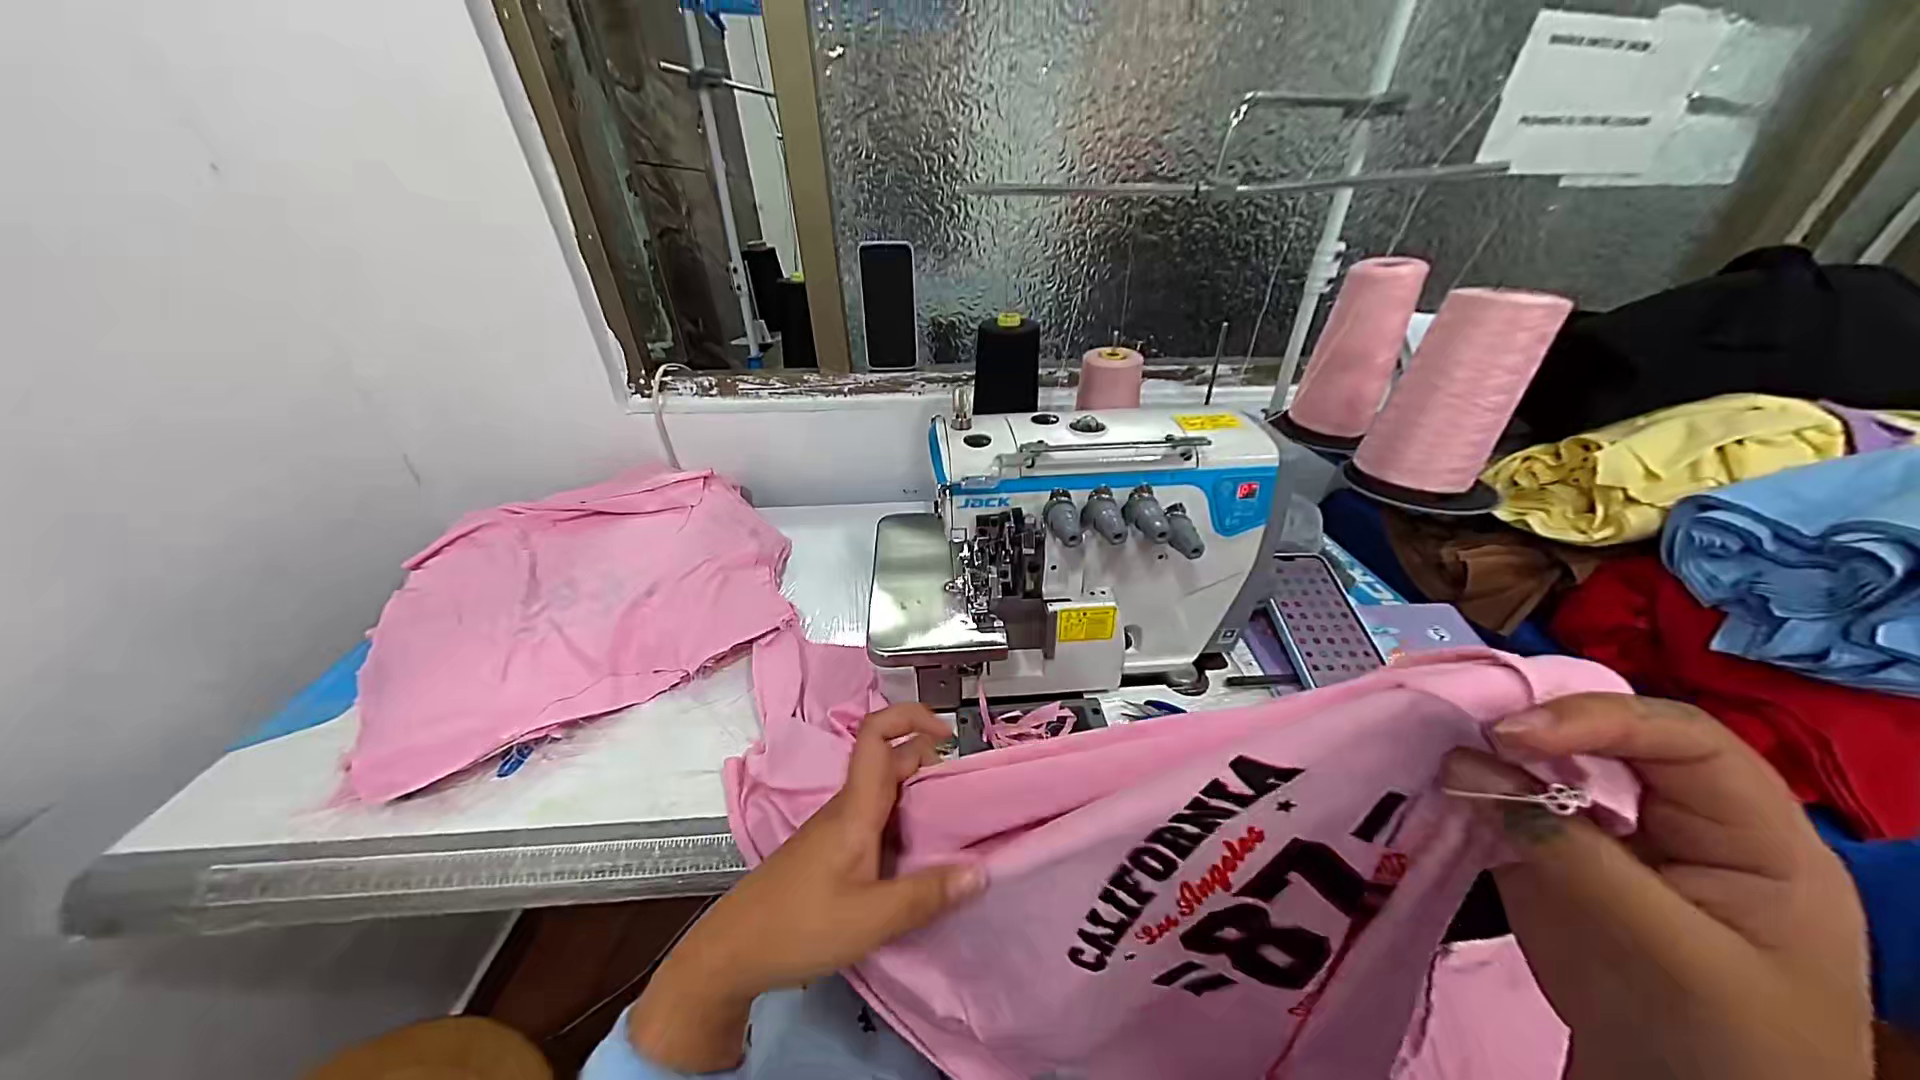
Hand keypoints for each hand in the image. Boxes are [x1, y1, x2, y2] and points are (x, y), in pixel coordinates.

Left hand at [629, 703, 984, 1071]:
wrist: (733, 952)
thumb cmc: (797, 926)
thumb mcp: (870, 919)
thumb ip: (926, 895)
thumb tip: (981, 871)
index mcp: (855, 808)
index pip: (875, 734)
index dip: (910, 717)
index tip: (946, 732)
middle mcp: (848, 807)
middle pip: (891, 760)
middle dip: (931, 762)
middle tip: (966, 794)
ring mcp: (839, 826)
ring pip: (887, 790)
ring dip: (921, 795)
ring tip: (955, 826)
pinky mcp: (835, 848)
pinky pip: (879, 817)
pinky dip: (907, 822)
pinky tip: (922, 856)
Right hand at [1443, 693, 1872, 1079]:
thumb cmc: (1723, 1043)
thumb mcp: (1667, 951)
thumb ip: (1569, 852)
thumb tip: (1462, 763)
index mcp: (1751, 833)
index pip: (1681, 739)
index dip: (1597, 719)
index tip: (1511, 733)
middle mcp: (1676, 815)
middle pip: (1605, 738)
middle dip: (1533, 727)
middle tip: (1463, 729)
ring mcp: (1607, 831)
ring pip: (1546, 764)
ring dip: (1490, 753)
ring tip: (1440, 750)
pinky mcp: (1549, 850)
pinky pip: (1506, 801)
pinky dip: (1469, 789)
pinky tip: (1440, 786)